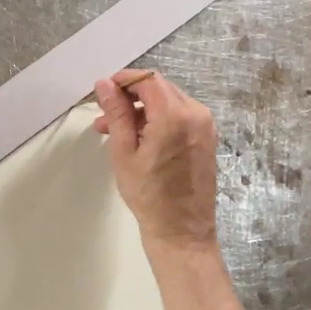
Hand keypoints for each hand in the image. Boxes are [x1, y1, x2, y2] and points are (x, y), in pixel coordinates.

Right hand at [92, 69, 220, 253]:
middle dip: (131, 96)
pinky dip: (158, 120)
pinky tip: (139, 139)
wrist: (181, 229)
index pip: (148, 80)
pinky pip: (180, 116)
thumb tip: (105, 84)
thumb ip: (116, 113)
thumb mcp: (124, 152)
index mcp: (175, 115)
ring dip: (142, 110)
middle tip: (104, 117)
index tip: (103, 93)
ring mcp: (205, 126)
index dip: (124, 80)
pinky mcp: (207, 138)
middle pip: (160, 88)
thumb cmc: (148, 194)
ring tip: (115, 131)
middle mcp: (196, 113)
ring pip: (169, 102)